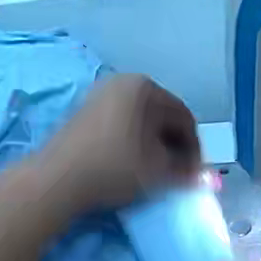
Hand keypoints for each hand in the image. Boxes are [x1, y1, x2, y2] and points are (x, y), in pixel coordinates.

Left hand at [38, 75, 198, 212]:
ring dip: (152, 144)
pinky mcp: (83, 111)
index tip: (194, 175)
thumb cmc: (114, 168)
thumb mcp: (158, 171)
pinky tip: (129, 164)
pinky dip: (131, 142)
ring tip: (153, 171)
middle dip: (173, 145)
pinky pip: (120, 124)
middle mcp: (123, 82)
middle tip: (177, 174)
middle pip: (161, 116)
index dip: (194, 148)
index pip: (184, 117)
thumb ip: (186, 171)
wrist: (57, 179)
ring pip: (140, 120)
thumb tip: (203, 176)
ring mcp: (100, 94)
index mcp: (146, 88)